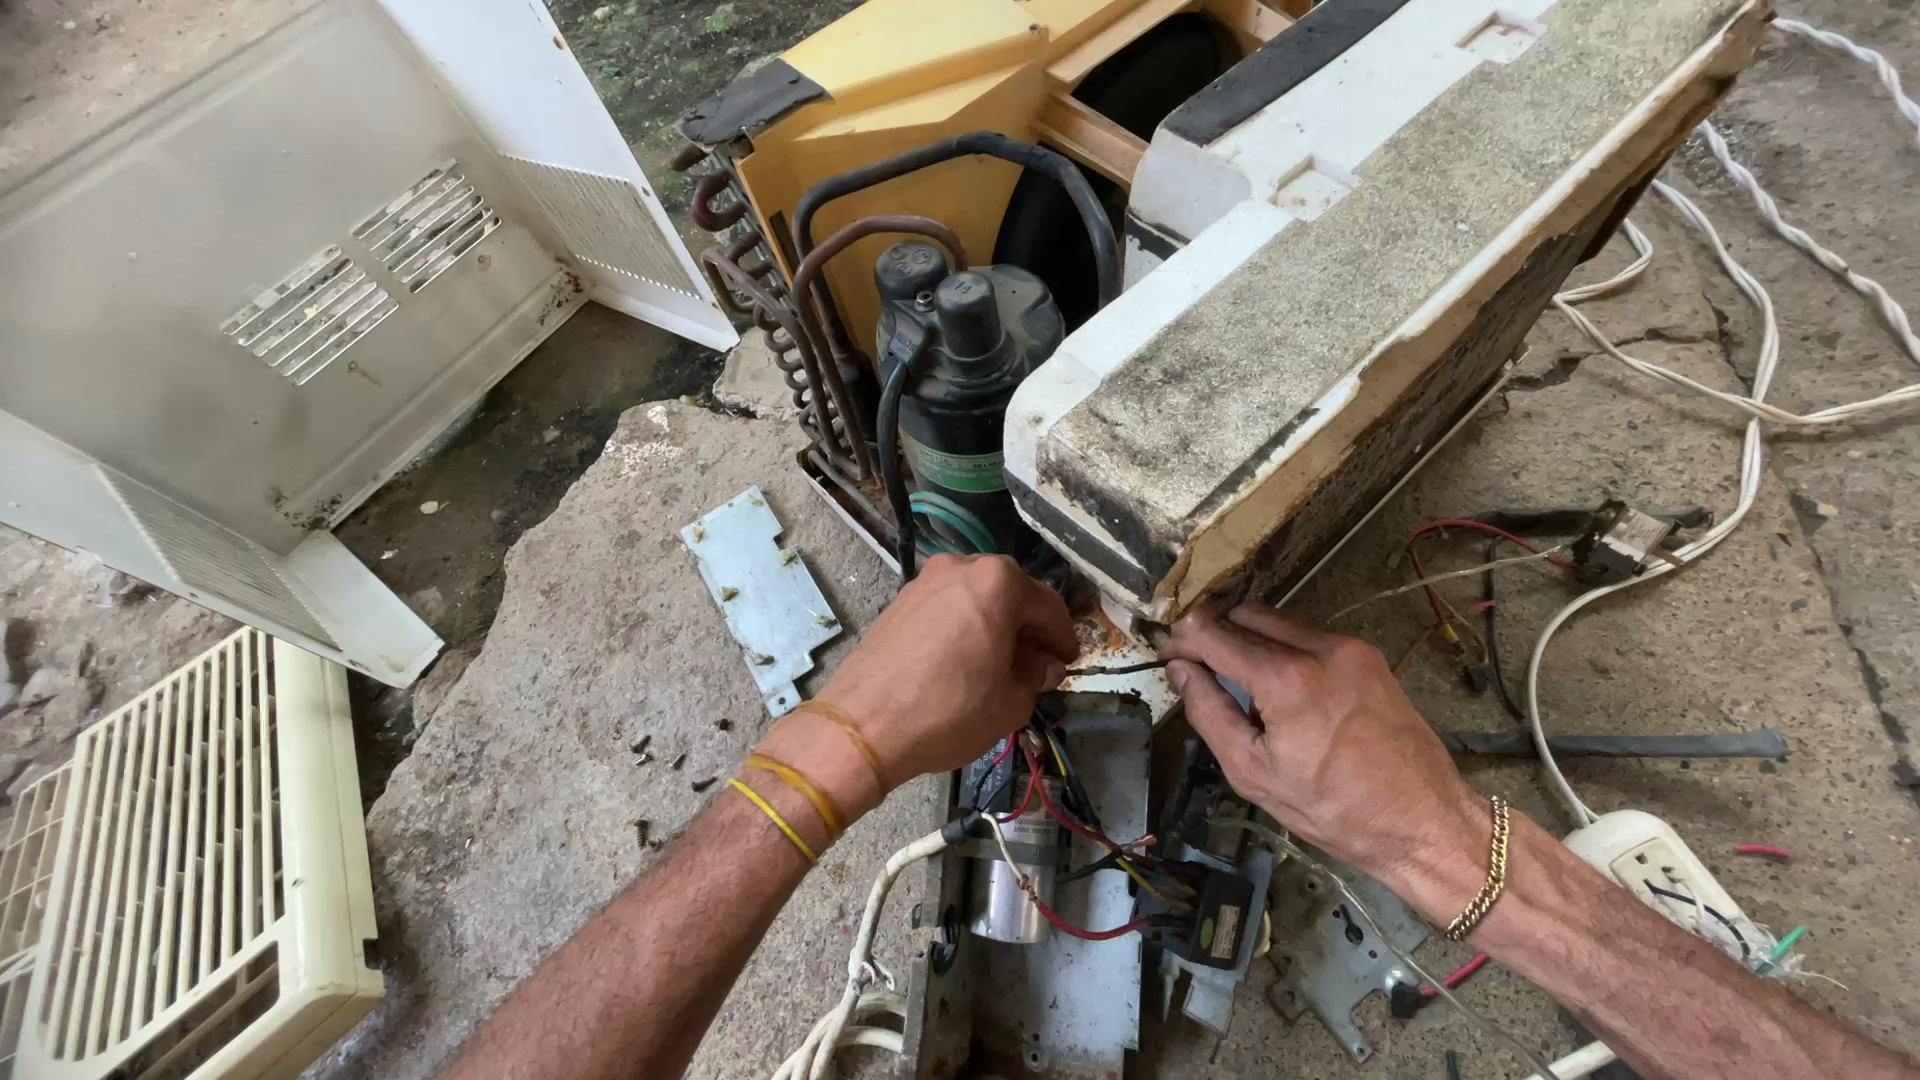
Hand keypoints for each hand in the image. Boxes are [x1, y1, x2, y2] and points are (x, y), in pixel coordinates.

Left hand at [796, 555, 1077, 806]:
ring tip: (999, 668)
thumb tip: (1043, 667)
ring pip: (974, 600)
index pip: (1048, 606)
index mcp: (997, 581)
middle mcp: (960, 567)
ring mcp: (923, 581)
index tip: (1068, 662)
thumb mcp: (1010, 702)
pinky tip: (963, 663)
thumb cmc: (949, 709)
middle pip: (1009, 595)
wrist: (863, 724)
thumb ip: (1035, 677)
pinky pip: (945, 609)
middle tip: (1037, 667)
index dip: (1063, 638)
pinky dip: (963, 629)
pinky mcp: (897, 602)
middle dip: (1027, 630)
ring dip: (994, 627)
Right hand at [1158, 604, 1484, 890]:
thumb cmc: (1332, 810)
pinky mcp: (1366, 655)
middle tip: (1193, 662)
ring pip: (1274, 619)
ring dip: (1243, 636)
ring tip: (1230, 673)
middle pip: (1242, 615)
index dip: (1181, 640)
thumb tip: (1180, 671)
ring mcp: (1348, 647)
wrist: (1424, 822)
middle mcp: (1318, 648)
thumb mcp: (1252, 772)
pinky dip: (1276, 645)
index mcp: (1286, 679)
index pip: (1213, 634)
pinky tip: (1271, 681)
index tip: (1166, 656)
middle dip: (1210, 631)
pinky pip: (1304, 634)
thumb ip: (1208, 713)